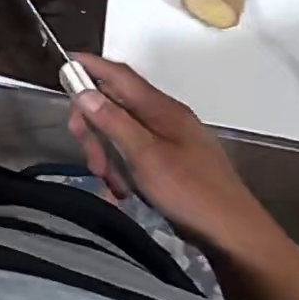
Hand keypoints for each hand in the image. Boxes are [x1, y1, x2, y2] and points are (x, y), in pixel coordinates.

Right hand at [66, 54, 288, 260]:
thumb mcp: (145, 156)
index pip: (119, 75)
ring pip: (118, 130)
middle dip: (92, 125)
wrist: (235, 236)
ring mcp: (166, 138)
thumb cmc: (192, 193)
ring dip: (104, 151)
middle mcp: (163, 117)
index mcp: (161, 109)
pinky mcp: (167, 159)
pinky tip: (121, 187)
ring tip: (108, 179)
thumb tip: (84, 92)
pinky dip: (119, 164)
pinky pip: (130, 150)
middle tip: (89, 155)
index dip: (91, 65)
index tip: (64, 63)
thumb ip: (113, 121)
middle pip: (113, 103)